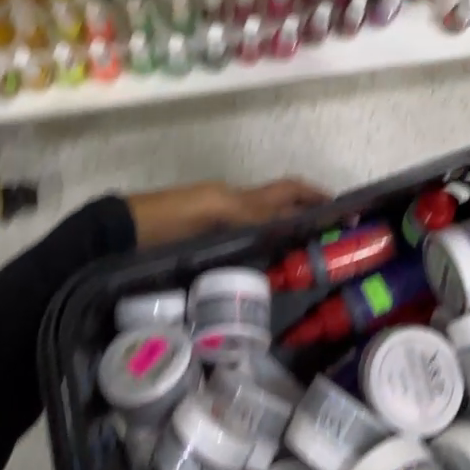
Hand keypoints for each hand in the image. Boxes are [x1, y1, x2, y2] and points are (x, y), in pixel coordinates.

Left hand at [124, 178, 330, 248]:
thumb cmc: (168, 218)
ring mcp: (221, 231)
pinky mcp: (207, 251)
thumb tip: (289, 220)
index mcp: (239, 197)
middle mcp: (235, 209)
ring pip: (266, 232)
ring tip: (310, 266)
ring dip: (288, 241)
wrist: (125, 235)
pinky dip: (265, 257)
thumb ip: (250, 213)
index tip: (344, 209)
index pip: (288, 190)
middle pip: (280, 210)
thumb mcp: (213, 210)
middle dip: (308, 219)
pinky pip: (247, 250)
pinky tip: (271, 279)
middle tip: (335, 246)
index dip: (315, 194)